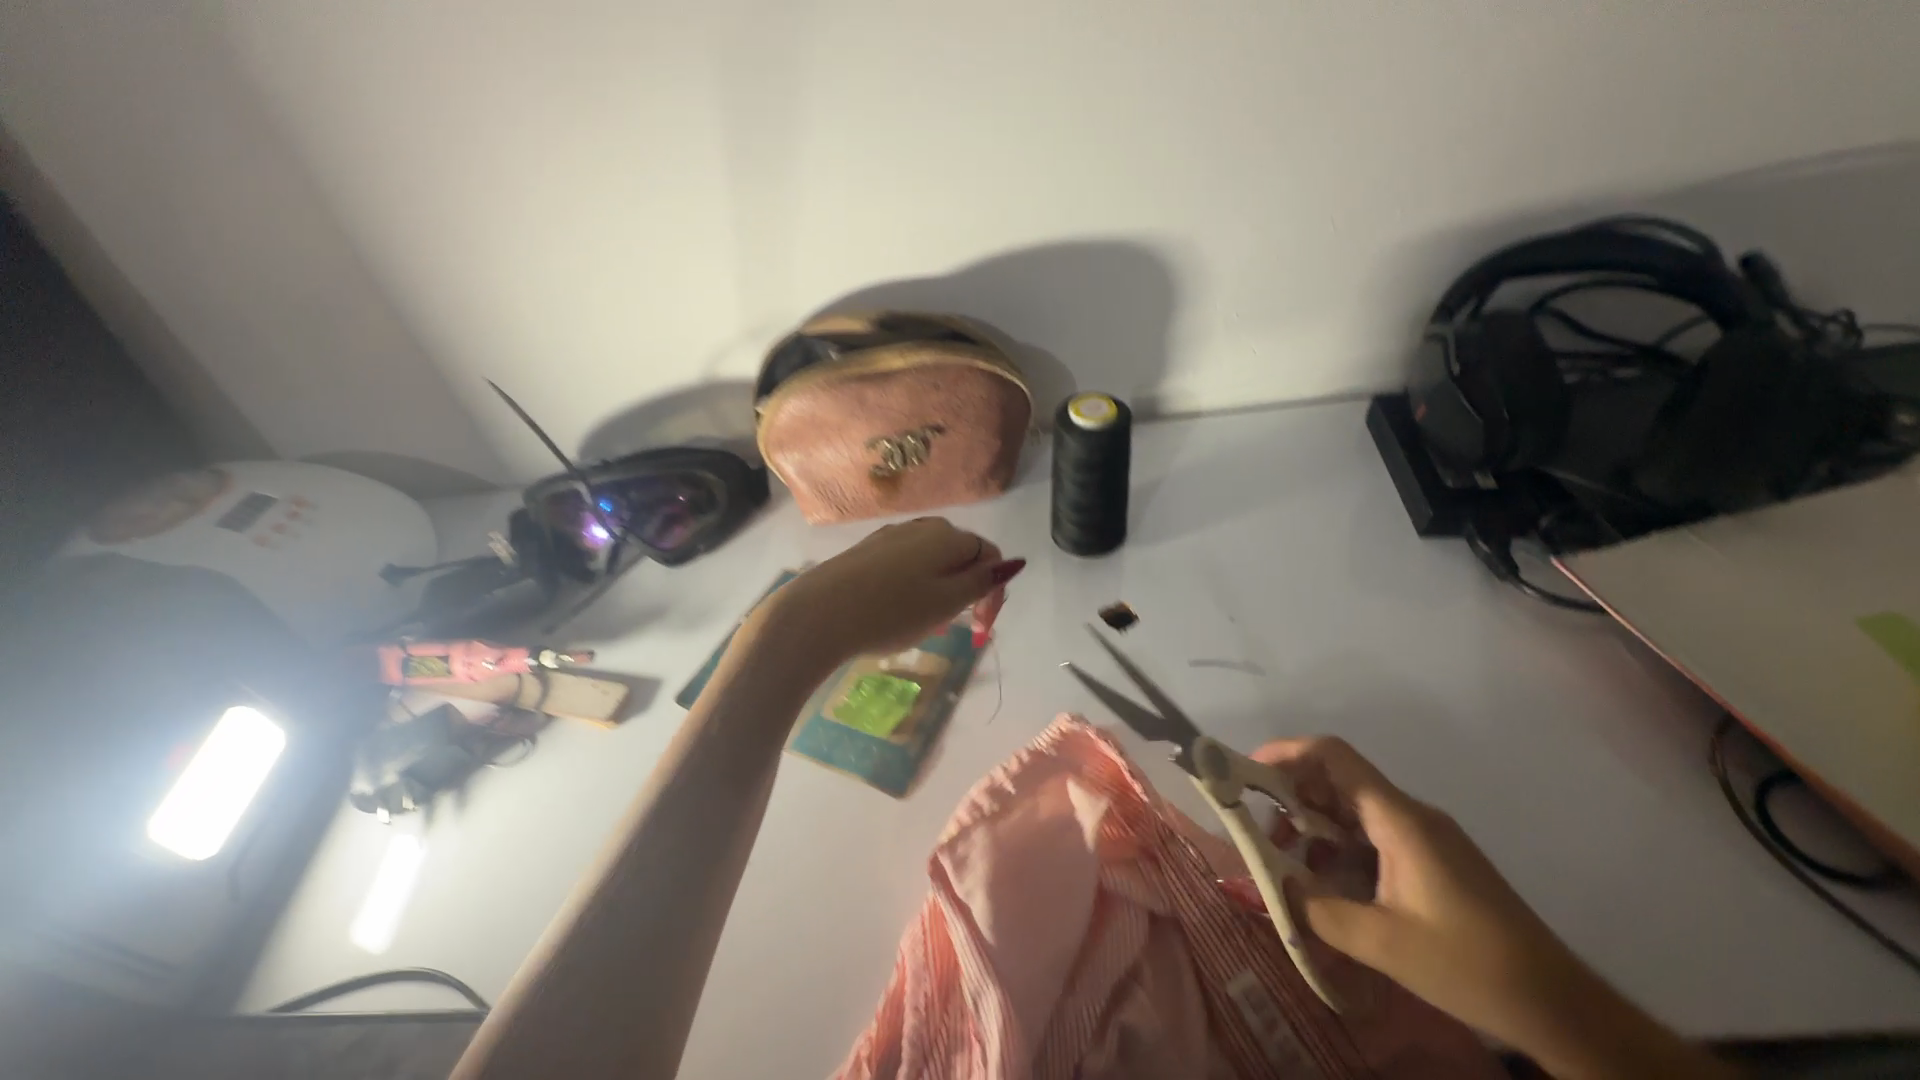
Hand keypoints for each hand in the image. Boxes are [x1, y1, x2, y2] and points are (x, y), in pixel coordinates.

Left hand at [758, 518, 1024, 670]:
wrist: (818, 614)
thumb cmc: (891, 613)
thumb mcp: (946, 602)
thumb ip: (982, 581)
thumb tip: (1014, 563)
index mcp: (949, 536)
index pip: (990, 557)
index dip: (994, 595)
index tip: (979, 631)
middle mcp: (922, 527)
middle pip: (961, 556)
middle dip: (967, 592)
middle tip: (955, 629)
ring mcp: (891, 537)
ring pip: (932, 562)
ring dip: (940, 593)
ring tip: (926, 627)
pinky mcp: (866, 552)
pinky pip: (906, 566)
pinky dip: (914, 589)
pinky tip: (899, 614)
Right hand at [1251, 737, 1592, 1053]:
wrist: (1557, 1004)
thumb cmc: (1468, 964)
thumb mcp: (1380, 942)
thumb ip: (1316, 908)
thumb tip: (1270, 884)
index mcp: (1399, 820)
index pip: (1334, 757)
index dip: (1286, 753)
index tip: (1246, 774)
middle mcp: (1412, 816)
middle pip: (1340, 781)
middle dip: (1292, 798)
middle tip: (1261, 835)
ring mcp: (1427, 838)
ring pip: (1356, 812)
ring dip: (1316, 829)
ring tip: (1289, 867)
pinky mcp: (1435, 861)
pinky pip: (1375, 837)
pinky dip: (1341, 850)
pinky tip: (1329, 887)